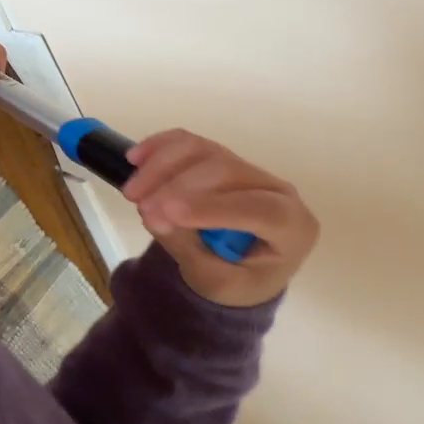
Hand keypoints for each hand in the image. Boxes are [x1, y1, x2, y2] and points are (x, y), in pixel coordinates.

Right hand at [122, 130, 318, 307]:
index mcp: (292, 228)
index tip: (167, 214)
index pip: (261, 209)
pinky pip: (187, 142)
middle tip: (141, 210)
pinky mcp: (217, 157)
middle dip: (177, 188)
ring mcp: (245, 169)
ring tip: (131, 192)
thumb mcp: (215, 281)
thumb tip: (155, 216)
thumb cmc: (234, 281)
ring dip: (160, 166)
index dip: (214, 208)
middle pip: (226, 171)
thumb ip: (189, 249)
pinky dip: (158, 147)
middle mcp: (275, 190)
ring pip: (202, 150)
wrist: (235, 269)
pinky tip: (134, 159)